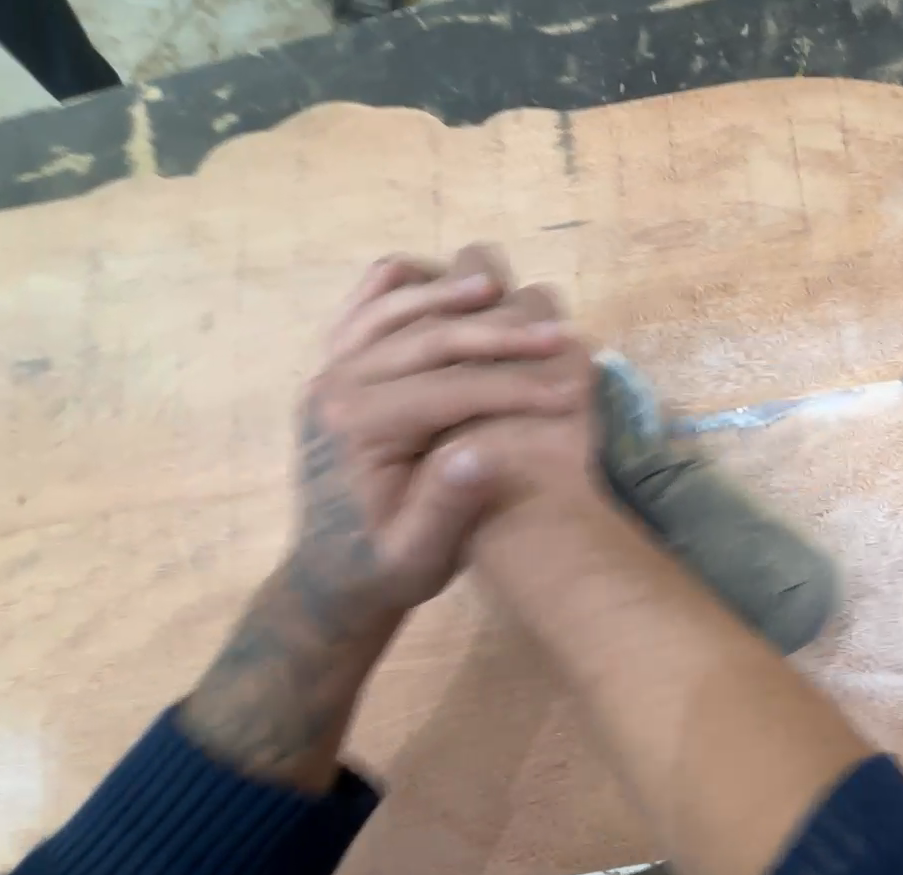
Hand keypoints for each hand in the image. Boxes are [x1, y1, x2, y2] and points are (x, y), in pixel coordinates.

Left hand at [288, 246, 593, 635]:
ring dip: (455, 296)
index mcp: (360, 426)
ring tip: (509, 290)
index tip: (572, 391)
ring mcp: (331, 371)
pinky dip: (396, 285)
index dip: (516, 386)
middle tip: (561, 335)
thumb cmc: (386, 565)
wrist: (330, 573)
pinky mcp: (336, 370)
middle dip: (501, 335)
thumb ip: (447, 505)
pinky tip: (434, 274)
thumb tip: (487, 454)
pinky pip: (362, 310)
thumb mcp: (421, 554)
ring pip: (397, 311)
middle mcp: (337, 385)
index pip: (451, 388)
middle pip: (429, 338)